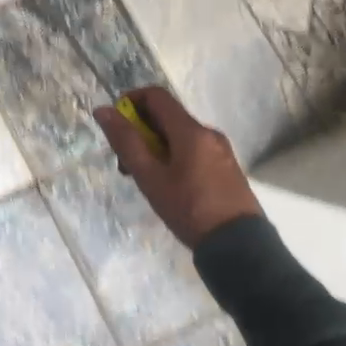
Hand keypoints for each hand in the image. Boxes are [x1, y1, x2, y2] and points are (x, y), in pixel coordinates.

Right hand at [93, 86, 261, 247]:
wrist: (242, 249)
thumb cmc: (190, 209)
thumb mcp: (150, 176)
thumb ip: (125, 141)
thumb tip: (103, 110)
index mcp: (191, 131)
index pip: (156, 95)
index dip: (131, 101)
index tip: (116, 123)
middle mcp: (209, 134)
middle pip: (166, 117)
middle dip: (140, 130)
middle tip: (126, 159)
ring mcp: (222, 152)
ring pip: (179, 136)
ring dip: (155, 146)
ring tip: (144, 177)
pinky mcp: (228, 170)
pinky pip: (194, 150)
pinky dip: (173, 157)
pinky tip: (168, 185)